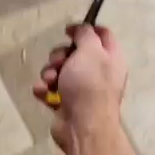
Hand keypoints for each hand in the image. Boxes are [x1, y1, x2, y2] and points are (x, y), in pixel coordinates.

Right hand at [33, 24, 127, 151]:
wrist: (83, 125)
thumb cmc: (89, 85)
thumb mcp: (90, 51)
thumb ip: (85, 35)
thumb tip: (81, 29)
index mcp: (110, 58)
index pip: (102, 35)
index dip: (84, 29)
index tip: (67, 30)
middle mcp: (98, 72)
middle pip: (75, 53)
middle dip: (60, 55)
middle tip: (58, 62)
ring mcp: (82, 89)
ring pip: (59, 71)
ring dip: (49, 72)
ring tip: (50, 81)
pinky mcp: (66, 103)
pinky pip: (51, 90)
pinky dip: (45, 90)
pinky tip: (43, 92)